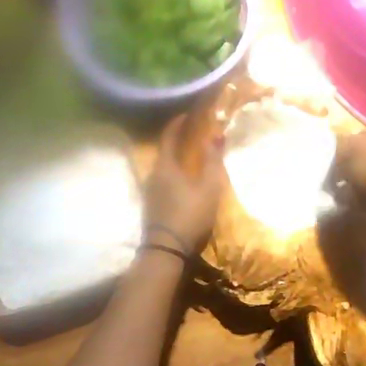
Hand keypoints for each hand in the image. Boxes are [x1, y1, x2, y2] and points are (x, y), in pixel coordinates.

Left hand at [142, 113, 224, 254]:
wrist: (166, 250)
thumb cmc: (189, 215)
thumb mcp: (208, 187)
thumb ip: (212, 161)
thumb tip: (215, 134)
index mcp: (165, 166)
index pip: (168, 137)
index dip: (177, 124)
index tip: (186, 115)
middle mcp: (153, 175)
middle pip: (164, 152)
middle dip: (177, 142)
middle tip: (191, 136)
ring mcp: (150, 192)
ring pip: (163, 169)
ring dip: (175, 161)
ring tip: (190, 159)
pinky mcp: (151, 207)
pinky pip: (163, 182)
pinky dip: (173, 176)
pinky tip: (183, 184)